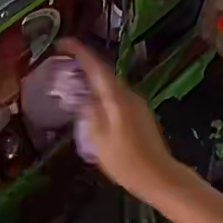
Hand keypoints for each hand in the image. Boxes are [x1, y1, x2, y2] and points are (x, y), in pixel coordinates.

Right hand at [59, 39, 202, 207]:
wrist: (161, 178)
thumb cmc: (127, 162)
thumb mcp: (98, 139)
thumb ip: (88, 113)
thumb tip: (82, 96)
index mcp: (116, 97)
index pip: (96, 66)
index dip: (78, 51)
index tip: (61, 43)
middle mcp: (128, 94)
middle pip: (104, 72)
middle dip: (83, 64)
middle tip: (63, 63)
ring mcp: (137, 103)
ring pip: (110, 83)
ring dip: (92, 79)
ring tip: (73, 82)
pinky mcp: (140, 114)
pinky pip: (116, 94)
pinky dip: (101, 92)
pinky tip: (92, 103)